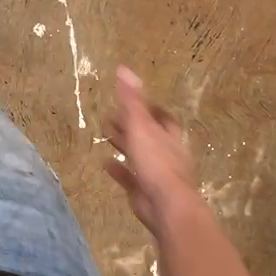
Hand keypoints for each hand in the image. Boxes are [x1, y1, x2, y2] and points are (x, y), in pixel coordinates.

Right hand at [104, 66, 200, 233]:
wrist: (166, 206)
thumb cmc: (156, 162)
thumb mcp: (141, 126)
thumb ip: (132, 100)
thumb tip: (124, 69)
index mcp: (168, 137)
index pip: (163, 118)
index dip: (150, 108)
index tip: (135, 100)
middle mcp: (166, 154)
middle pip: (150, 136)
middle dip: (132, 126)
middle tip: (112, 116)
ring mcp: (158, 174)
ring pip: (140, 156)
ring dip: (125, 145)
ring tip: (107, 135)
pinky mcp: (146, 192)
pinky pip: (131, 177)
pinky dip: (119, 170)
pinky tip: (106, 163)